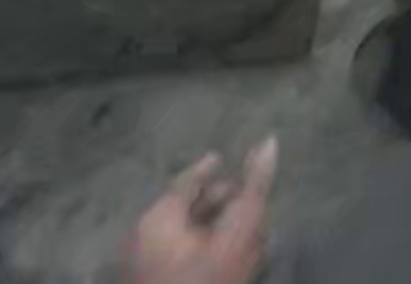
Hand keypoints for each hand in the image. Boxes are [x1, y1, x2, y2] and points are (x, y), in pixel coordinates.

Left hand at [125, 138, 276, 283]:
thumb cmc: (209, 280)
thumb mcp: (241, 227)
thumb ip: (255, 183)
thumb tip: (269, 141)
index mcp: (158, 218)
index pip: (187, 179)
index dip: (209, 168)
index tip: (225, 160)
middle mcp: (141, 240)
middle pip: (184, 206)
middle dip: (216, 200)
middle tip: (244, 197)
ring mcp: (141, 270)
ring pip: (182, 233)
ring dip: (212, 226)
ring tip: (242, 228)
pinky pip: (176, 258)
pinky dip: (202, 248)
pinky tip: (227, 255)